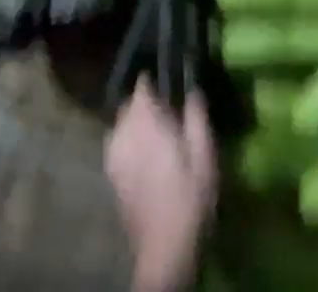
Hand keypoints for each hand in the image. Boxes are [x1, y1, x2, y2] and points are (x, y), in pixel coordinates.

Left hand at [106, 85, 215, 291]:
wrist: (165, 245)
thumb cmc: (191, 195)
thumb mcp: (205, 154)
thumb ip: (197, 118)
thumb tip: (192, 89)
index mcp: (148, 127)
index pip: (141, 90)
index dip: (152, 78)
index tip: (166, 72)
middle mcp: (125, 138)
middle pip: (127, 107)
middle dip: (143, 99)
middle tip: (167, 99)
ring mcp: (114, 158)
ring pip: (119, 125)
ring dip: (133, 118)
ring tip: (155, 121)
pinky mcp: (112, 177)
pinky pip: (115, 144)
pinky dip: (126, 137)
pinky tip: (141, 146)